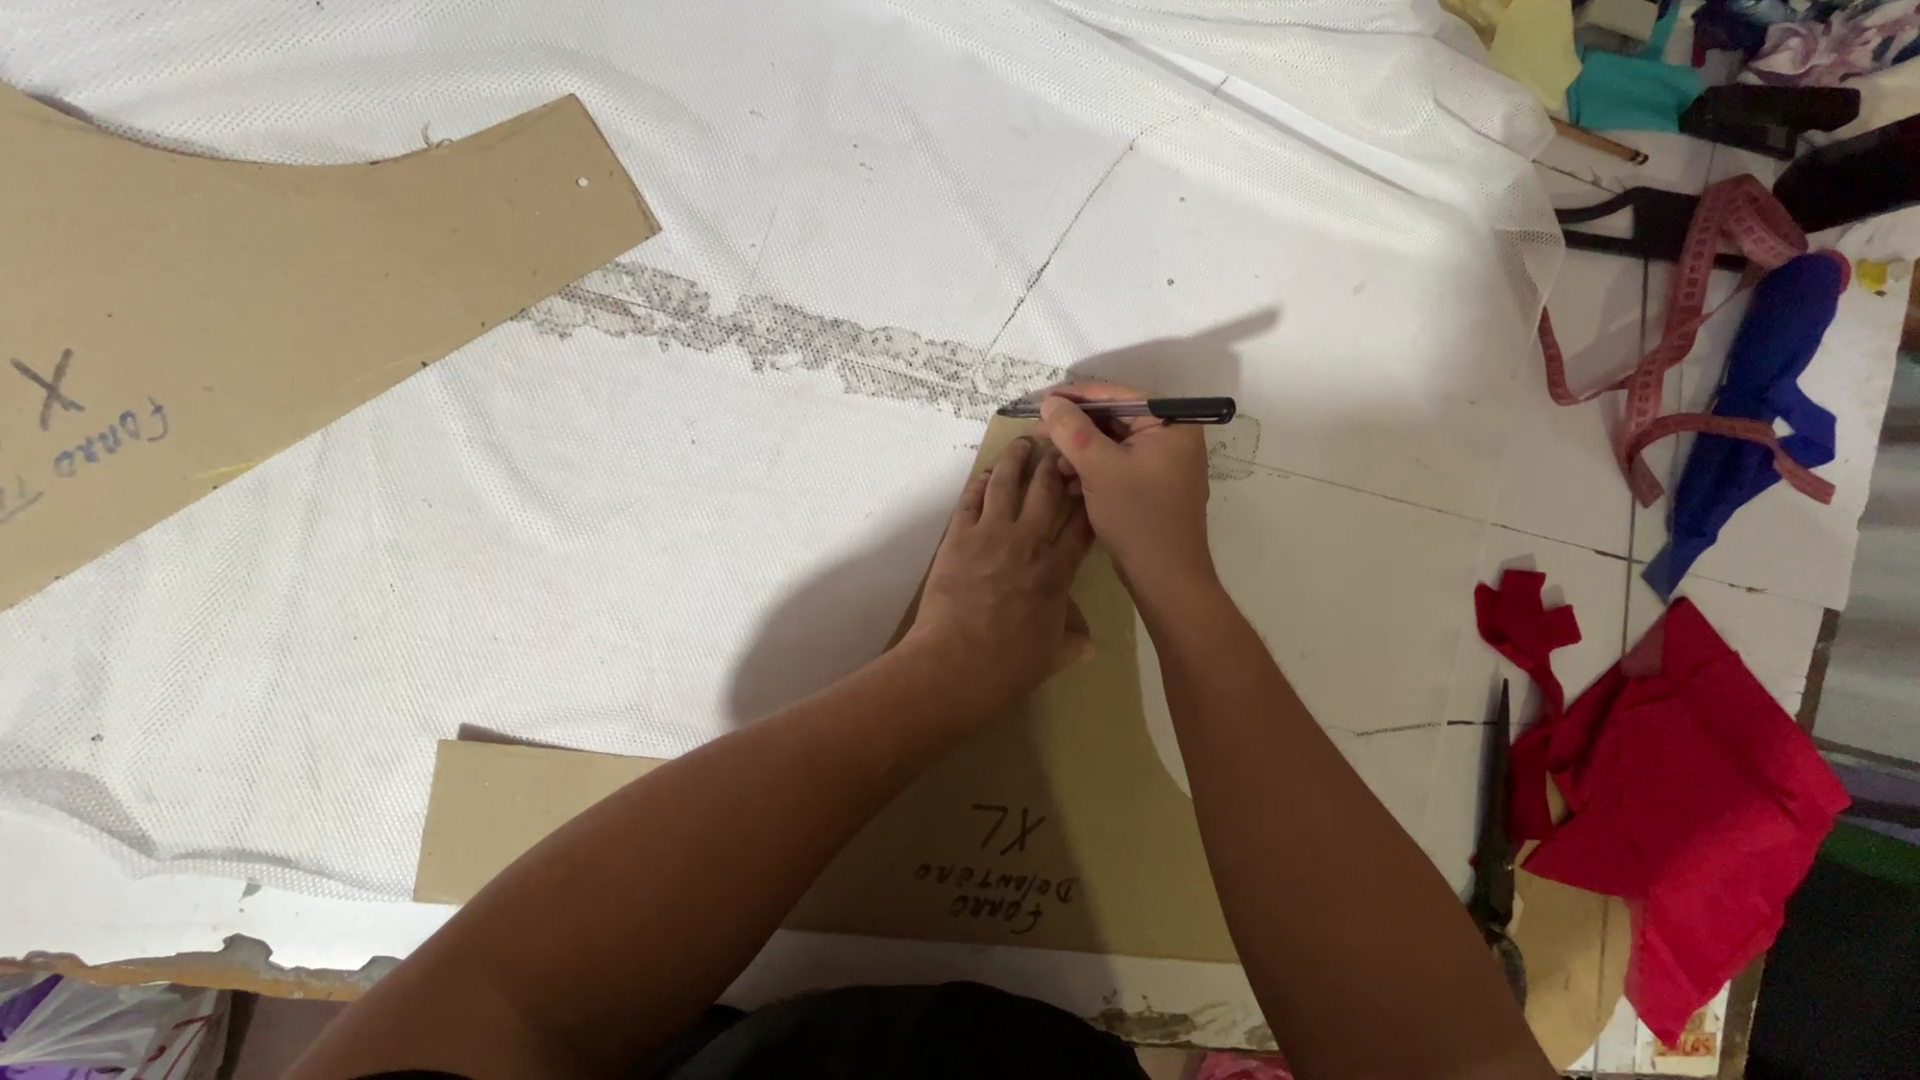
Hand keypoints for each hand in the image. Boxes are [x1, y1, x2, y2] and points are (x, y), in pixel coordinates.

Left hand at [906, 436, 1095, 714]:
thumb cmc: (1009, 665)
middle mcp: (1029, 543)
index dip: (1089, 501)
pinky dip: (981, 482)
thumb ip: (1073, 642)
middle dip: (1057, 464)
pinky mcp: (959, 537)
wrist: (956, 663)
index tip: (1093, 482)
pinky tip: (987, 473)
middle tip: (1061, 445)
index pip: (1082, 526)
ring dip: (1018, 459)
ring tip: (1025, 442)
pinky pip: (972, 499)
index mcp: (1057, 572)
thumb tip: (1091, 644)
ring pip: (1008, 484)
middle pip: (1048, 491)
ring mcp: (991, 535)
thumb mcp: (1053, 656)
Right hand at [1036, 383, 1214, 595]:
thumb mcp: (1099, 468)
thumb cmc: (1137, 517)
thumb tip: (1050, 403)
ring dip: (1081, 450)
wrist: (1165, 577)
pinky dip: (1093, 469)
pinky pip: (1118, 466)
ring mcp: (1164, 464)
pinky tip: (1069, 481)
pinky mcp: (1153, 487)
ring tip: (1053, 461)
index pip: (1119, 396)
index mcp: (1171, 425)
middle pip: (1116, 419)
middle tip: (1040, 431)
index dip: (1078, 396)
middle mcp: (1173, 438)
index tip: (1044, 400)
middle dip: (1076, 427)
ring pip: (1114, 444)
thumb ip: (1073, 430)